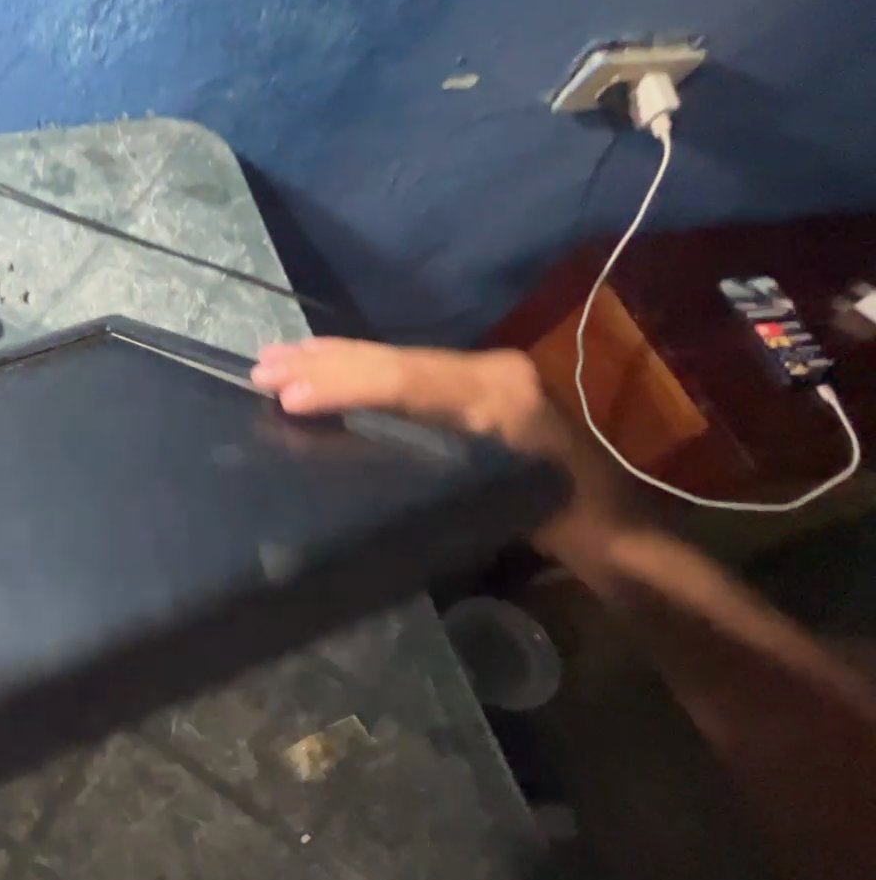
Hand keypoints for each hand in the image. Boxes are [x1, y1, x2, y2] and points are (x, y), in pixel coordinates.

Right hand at [248, 337, 636, 564]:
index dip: (344, 387)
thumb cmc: (565, 523)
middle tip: (260, 370)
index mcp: (499, 397)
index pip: (407, 382)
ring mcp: (481, 371)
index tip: (288, 396)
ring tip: (271, 357)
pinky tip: (316, 356)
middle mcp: (489, 370)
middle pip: (391, 360)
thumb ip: (437, 465)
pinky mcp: (471, 380)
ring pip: (392, 357)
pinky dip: (353, 362)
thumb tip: (354, 442)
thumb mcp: (503, 499)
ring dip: (327, 357)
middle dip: (321, 364)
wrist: (619, 523)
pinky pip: (402, 365)